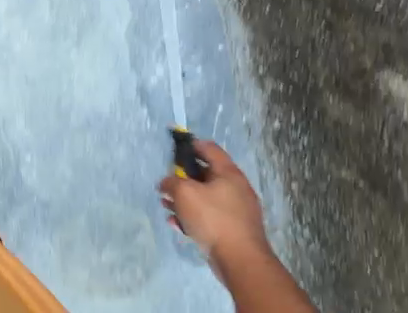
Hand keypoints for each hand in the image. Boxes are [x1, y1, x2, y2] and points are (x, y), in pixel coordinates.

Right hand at [158, 140, 270, 273]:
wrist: (241, 262)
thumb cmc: (213, 218)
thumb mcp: (183, 192)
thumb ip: (171, 181)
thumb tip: (166, 184)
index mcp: (229, 174)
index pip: (209, 148)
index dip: (190, 145)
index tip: (173, 150)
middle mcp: (236, 189)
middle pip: (205, 174)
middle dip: (182, 178)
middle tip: (167, 183)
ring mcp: (237, 211)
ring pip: (206, 197)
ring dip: (185, 200)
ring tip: (167, 206)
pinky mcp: (234, 230)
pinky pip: (210, 216)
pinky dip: (193, 216)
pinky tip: (178, 224)